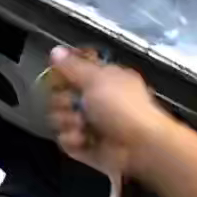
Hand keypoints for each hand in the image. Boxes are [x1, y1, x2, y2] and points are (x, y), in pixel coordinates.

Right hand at [44, 46, 175, 180]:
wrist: (140, 146)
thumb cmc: (123, 107)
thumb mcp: (96, 78)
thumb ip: (72, 65)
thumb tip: (57, 50)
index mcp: (104, 79)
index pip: (74, 72)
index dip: (62, 75)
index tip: (58, 78)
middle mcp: (97, 100)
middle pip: (62, 96)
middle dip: (62, 102)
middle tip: (72, 105)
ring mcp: (92, 124)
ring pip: (61, 119)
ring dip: (67, 122)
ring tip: (81, 125)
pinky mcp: (88, 146)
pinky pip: (67, 141)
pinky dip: (72, 141)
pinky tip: (82, 139)